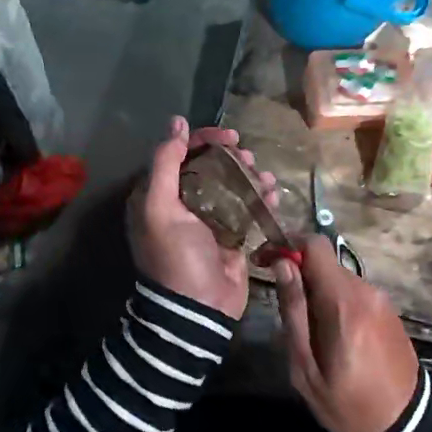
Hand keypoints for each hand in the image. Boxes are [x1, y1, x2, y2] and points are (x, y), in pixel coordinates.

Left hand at [129, 117, 274, 318]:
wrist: (198, 308)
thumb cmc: (176, 255)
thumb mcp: (159, 207)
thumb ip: (165, 163)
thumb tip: (176, 122)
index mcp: (158, 195)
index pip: (180, 154)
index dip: (204, 140)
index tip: (229, 137)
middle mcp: (182, 203)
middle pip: (209, 166)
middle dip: (230, 157)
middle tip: (248, 155)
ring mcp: (208, 220)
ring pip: (231, 185)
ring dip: (249, 175)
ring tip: (264, 176)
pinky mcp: (232, 235)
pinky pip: (247, 207)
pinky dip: (260, 198)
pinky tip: (272, 193)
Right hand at [274, 235, 418, 431]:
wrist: (408, 430)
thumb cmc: (348, 404)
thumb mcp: (306, 366)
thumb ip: (293, 311)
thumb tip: (282, 264)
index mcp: (343, 302)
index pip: (314, 244)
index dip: (285, 244)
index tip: (264, 261)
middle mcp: (365, 291)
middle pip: (323, 261)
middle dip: (297, 271)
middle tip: (280, 302)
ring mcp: (380, 300)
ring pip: (337, 276)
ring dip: (315, 288)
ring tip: (305, 326)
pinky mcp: (388, 310)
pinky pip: (353, 291)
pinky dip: (334, 299)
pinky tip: (330, 332)